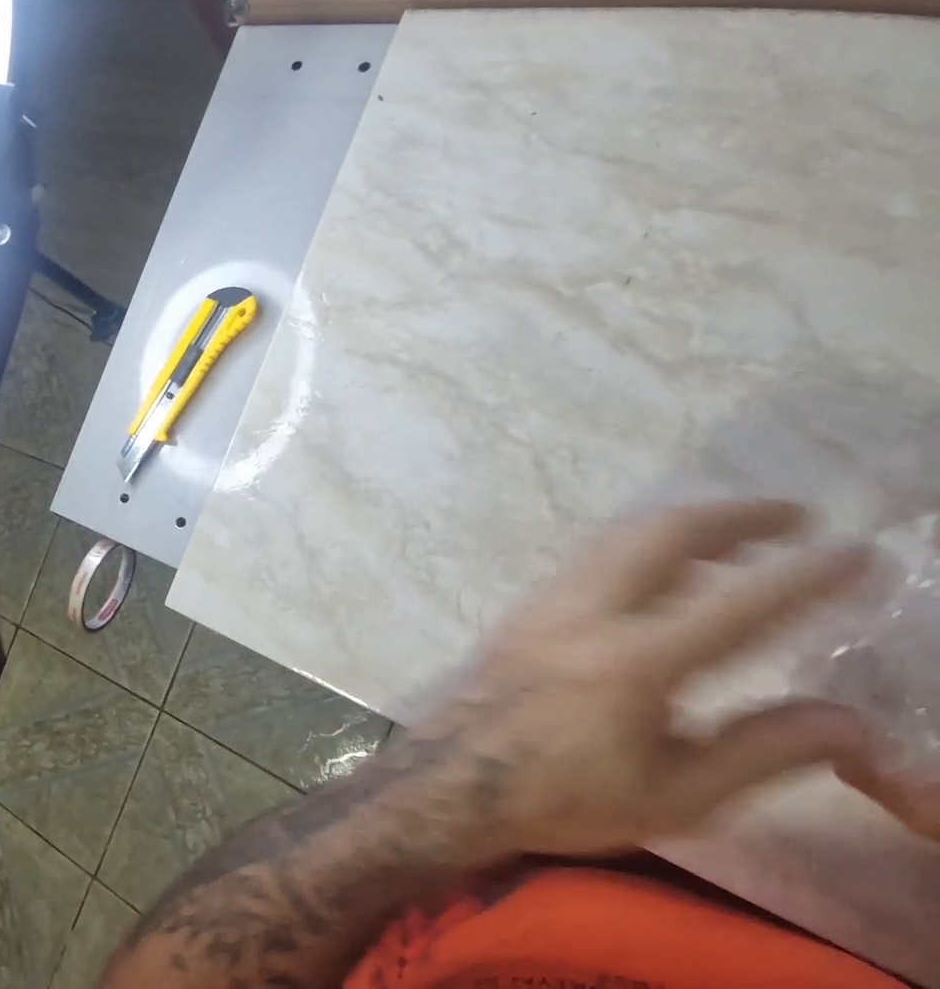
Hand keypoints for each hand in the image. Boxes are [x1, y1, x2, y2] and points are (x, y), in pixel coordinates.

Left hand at [401, 499, 939, 860]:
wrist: (452, 781)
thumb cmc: (564, 797)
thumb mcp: (677, 797)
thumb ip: (764, 752)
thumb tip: (851, 719)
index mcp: (632, 662)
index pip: (737, 605)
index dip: (806, 576)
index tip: (861, 553)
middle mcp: (583, 615)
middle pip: (659, 536)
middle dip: (733, 517)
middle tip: (794, 517)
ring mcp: (543, 605)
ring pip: (617, 540)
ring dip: (682, 529)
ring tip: (740, 541)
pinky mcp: (520, 611)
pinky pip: (589, 561)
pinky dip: (639, 550)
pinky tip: (666, 573)